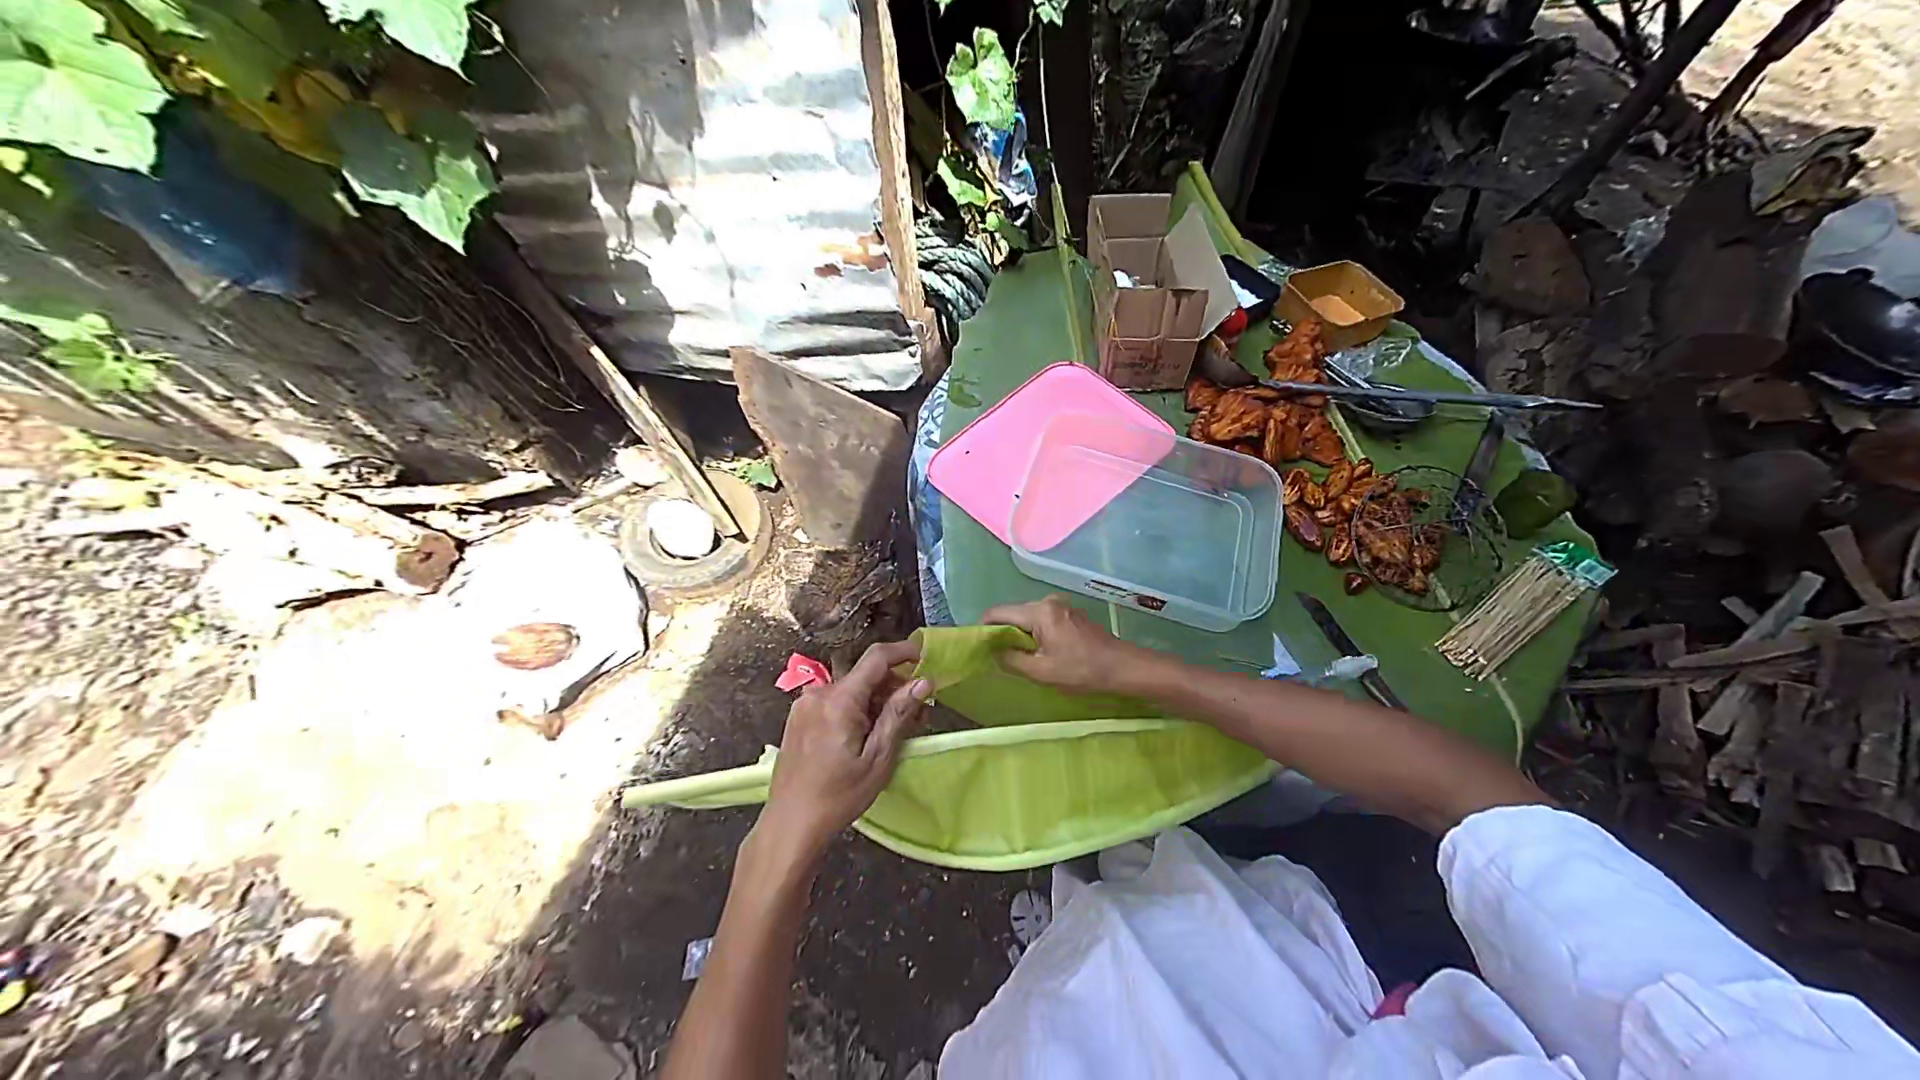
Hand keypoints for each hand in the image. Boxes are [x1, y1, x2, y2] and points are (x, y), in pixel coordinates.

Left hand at [757, 640, 931, 861]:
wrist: (791, 823)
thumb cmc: (838, 796)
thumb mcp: (878, 757)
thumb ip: (899, 714)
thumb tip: (923, 682)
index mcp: (839, 700)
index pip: (876, 658)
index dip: (904, 652)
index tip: (926, 656)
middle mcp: (819, 693)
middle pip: (866, 674)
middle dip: (895, 686)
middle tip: (919, 713)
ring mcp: (806, 704)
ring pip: (853, 688)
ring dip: (877, 700)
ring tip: (896, 729)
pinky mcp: (800, 717)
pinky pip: (836, 701)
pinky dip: (858, 708)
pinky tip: (868, 734)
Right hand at [982, 595, 1144, 694]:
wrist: (1122, 668)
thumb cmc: (1081, 671)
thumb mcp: (1041, 672)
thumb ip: (1011, 660)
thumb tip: (993, 653)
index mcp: (1039, 612)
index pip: (998, 612)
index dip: (985, 629)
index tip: (980, 647)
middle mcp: (1048, 601)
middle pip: (1013, 613)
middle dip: (1003, 633)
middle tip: (1000, 658)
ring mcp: (1060, 606)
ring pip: (1027, 618)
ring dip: (1021, 635)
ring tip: (1020, 658)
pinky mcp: (1069, 614)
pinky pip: (1042, 620)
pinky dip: (1035, 634)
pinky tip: (1040, 652)